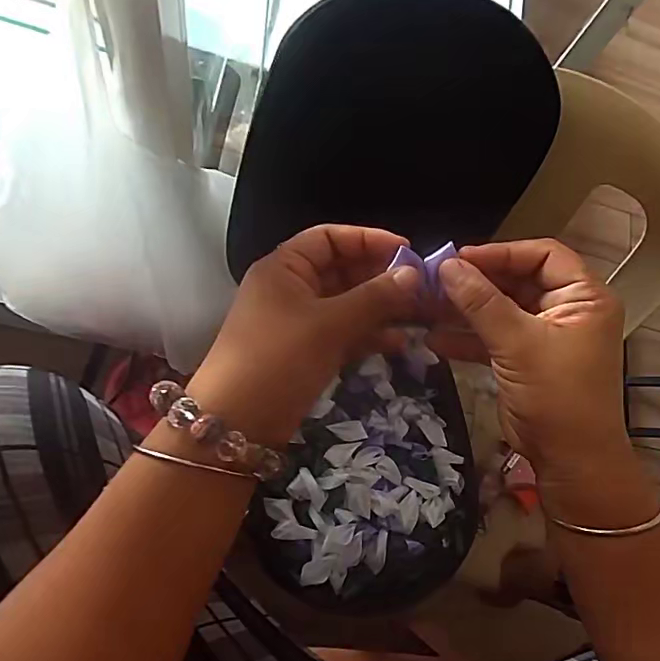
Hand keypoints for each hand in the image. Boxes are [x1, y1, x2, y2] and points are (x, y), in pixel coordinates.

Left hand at [190, 225, 422, 443]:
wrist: (237, 423)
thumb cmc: (278, 359)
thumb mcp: (329, 324)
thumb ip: (374, 297)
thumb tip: (413, 274)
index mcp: (285, 267)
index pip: (329, 238)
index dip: (369, 239)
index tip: (408, 250)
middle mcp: (290, 289)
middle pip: (342, 270)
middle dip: (381, 278)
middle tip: (422, 288)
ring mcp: (298, 323)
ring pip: (346, 305)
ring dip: (381, 309)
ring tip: (420, 316)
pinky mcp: (306, 353)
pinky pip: (343, 334)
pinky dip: (368, 336)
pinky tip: (399, 343)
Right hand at [428, 240, 629, 480]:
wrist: (569, 460)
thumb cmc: (557, 395)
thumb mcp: (518, 343)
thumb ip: (481, 303)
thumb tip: (446, 266)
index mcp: (584, 297)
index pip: (543, 255)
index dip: (501, 253)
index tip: (460, 258)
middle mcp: (567, 310)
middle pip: (517, 281)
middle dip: (476, 282)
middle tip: (436, 280)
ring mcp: (544, 336)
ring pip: (499, 310)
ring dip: (465, 310)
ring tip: (427, 306)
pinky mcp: (523, 360)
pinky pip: (493, 338)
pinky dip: (467, 338)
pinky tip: (434, 339)